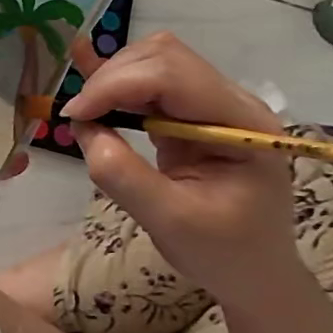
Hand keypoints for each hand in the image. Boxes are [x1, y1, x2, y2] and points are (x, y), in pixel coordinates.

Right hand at [62, 33, 300, 302]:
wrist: (256, 274)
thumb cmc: (223, 254)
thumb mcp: (170, 223)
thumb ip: (125, 175)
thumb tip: (84, 128)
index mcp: (241, 124)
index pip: (173, 76)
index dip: (116, 85)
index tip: (76, 115)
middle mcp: (232, 102)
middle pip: (164, 58)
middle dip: (113, 78)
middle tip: (79, 118)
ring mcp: (214, 105)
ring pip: (156, 62)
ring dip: (114, 79)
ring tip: (86, 111)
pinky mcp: (193, 115)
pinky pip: (154, 83)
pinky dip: (120, 80)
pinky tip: (87, 64)